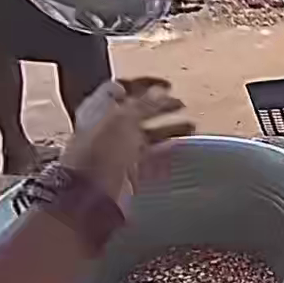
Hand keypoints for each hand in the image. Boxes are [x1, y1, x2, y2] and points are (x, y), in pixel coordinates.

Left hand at [61, 78, 191, 201]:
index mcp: (100, 109)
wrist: (92, 196)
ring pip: (148, 135)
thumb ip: (144, 104)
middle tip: (183, 105)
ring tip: (191, 127)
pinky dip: (167, 152)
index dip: (144, 86)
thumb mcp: (123, 120)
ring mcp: (119, 151)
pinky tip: (181, 148)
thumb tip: (161, 91)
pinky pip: (152, 158)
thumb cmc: (101, 152)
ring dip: (169, 129)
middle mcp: (109, 128)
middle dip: (162, 108)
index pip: (122, 88)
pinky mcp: (130, 171)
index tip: (167, 86)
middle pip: (139, 112)